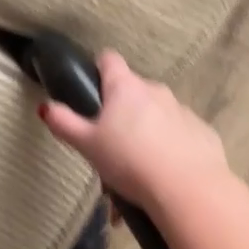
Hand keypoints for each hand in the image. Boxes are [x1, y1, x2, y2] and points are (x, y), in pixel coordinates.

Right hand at [38, 50, 228, 211]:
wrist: (187, 189)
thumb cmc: (129, 162)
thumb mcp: (88, 146)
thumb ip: (65, 124)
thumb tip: (46, 106)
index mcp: (125, 87)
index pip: (108, 60)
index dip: (97, 70)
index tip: (90, 91)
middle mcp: (156, 90)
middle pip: (133, 93)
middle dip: (121, 114)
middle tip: (109, 147)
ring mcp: (183, 110)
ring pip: (157, 116)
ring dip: (145, 133)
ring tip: (136, 171)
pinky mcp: (202, 131)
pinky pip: (180, 134)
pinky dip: (170, 147)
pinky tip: (164, 175)